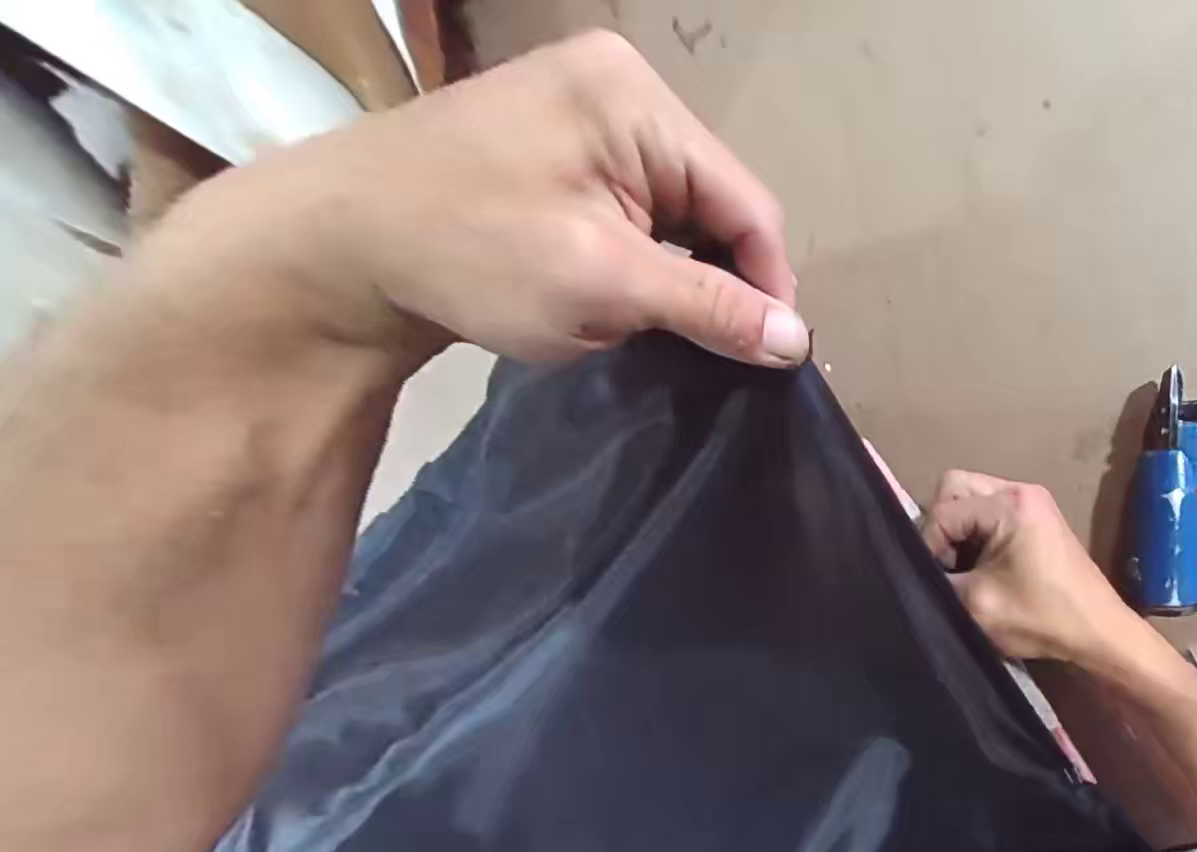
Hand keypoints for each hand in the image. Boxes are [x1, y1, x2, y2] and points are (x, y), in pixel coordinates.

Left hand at [146, 30, 804, 367]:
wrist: (338, 250)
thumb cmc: (468, 256)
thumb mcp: (606, 285)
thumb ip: (713, 309)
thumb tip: (799, 343)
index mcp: (637, 102)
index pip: (749, 205)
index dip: (770, 285)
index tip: (770, 354)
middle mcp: (630, 94)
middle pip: (725, 208)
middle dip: (732, 281)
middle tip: (724, 347)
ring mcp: (602, 120)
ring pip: (696, 218)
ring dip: (700, 278)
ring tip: (685, 326)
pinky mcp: (582, 154)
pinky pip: (660, 218)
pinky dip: (667, 266)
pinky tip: (652, 297)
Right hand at [920, 471, 1141, 662]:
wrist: (1097, 630)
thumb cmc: (1040, 618)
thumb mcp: (976, 605)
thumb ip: (937, 581)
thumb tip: (918, 571)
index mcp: (1009, 505)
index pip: (943, 511)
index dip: (929, 545)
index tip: (937, 578)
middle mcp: (1020, 490)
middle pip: (954, 488)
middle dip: (942, 526)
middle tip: (947, 563)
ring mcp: (1032, 499)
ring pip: (970, 497)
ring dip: (959, 529)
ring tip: (963, 566)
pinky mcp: (1037, 515)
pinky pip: (989, 509)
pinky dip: (977, 531)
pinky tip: (981, 563)